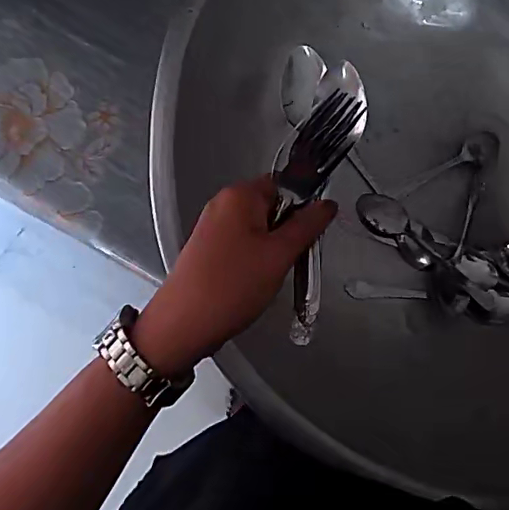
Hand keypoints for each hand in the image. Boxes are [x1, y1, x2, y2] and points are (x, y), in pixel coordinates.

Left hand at [133, 175, 335, 372]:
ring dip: (271, 249)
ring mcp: (214, 227)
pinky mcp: (209, 249)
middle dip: (286, 232)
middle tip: (288, 258)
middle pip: (272, 206)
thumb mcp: (280, 254)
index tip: (309, 229)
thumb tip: (325, 206)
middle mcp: (223, 205)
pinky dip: (254, 260)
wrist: (183, 326)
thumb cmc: (225, 289)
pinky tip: (252, 282)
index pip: (285, 184)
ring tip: (267, 275)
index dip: (302, 206)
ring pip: (259, 229)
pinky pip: (243, 245)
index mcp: (239, 196)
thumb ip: (308, 225)